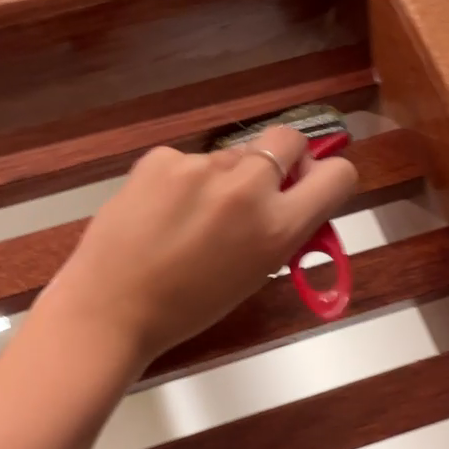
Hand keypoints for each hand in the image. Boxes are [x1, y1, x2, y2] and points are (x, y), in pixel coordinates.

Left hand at [34, 122, 358, 368]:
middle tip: (259, 188)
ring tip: (189, 219)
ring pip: (231, 155)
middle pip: (288, 139)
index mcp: (278, 228)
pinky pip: (186, 161)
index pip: (338, 174)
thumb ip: (279, 232)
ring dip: (223, 177)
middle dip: (282, 158)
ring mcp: (200, 167)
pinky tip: (158, 212)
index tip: (306, 188)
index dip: (324, 178)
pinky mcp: (161, 158)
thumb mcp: (252, 276)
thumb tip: (289, 202)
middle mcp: (247, 188)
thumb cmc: (184, 308)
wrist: (111, 308)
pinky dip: (179, 181)